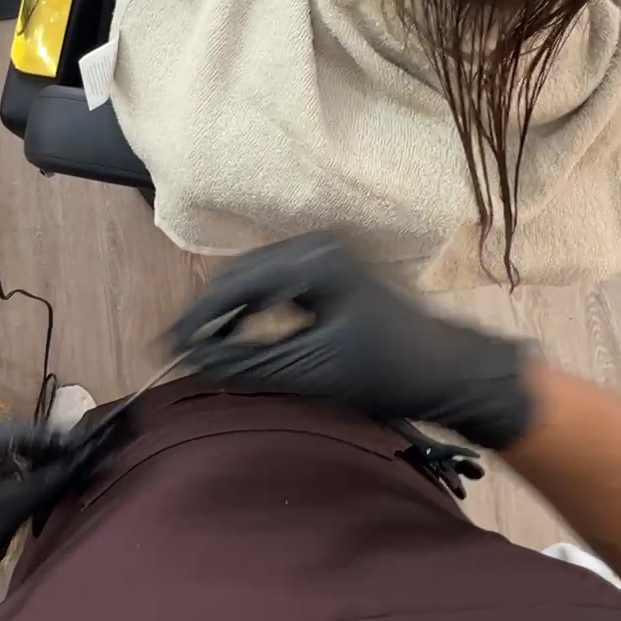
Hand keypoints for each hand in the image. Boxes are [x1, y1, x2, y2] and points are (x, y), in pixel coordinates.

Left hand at [0, 421, 95, 620]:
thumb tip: (84, 461)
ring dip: (30, 473)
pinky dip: (12, 486)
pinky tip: (33, 496)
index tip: (91, 447)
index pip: (19, 431)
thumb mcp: (4, 512)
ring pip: (3, 462)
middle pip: (11, 444)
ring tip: (62, 481)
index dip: (56, 441)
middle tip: (80, 467)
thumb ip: (45, 482)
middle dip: (43, 457)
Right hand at [169, 233, 536, 449]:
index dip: (197, 319)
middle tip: (180, 348)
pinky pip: (276, 284)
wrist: (452, 374)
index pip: (234, 286)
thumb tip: (189, 358)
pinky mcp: (332, 271)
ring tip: (205, 343)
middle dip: (210, 314)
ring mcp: (326, 256)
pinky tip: (242, 331)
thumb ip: (244, 362)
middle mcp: (315, 246)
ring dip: (230, 311)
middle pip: (241, 276)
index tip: (167, 347)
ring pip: (256, 279)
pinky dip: (254, 309)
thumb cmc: (387, 373)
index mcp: (312, 260)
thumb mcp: (308, 371)